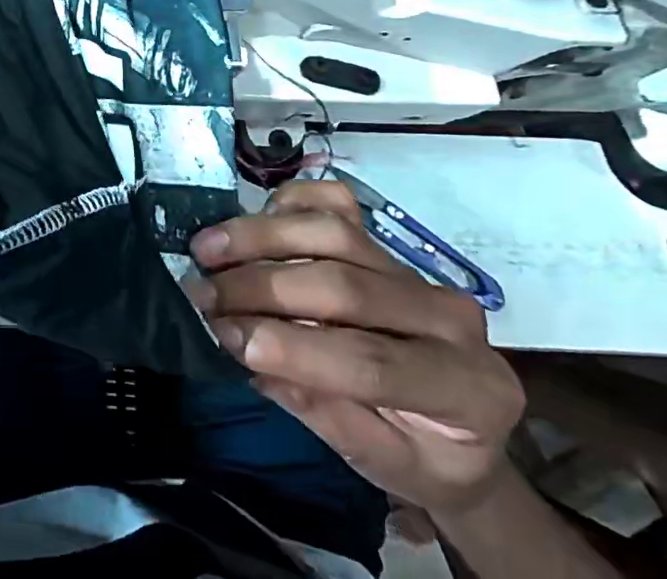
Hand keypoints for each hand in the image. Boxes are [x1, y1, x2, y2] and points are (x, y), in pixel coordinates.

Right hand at [188, 180, 525, 514]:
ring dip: (264, 236)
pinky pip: (340, 205)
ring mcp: (417, 269)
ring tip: (209, 248)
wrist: (464, 421)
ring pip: (337, 234)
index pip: (373, 361)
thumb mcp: (381, 463)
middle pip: (347, 285)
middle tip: (202, 293)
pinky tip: (255, 218)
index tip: (228, 336)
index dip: (297, 347)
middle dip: (264, 287)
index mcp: (463, 386)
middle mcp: (448, 314)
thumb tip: (245, 352)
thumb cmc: (425, 455)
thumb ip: (320, 410)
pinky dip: (294, 202)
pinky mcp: (389, 243)